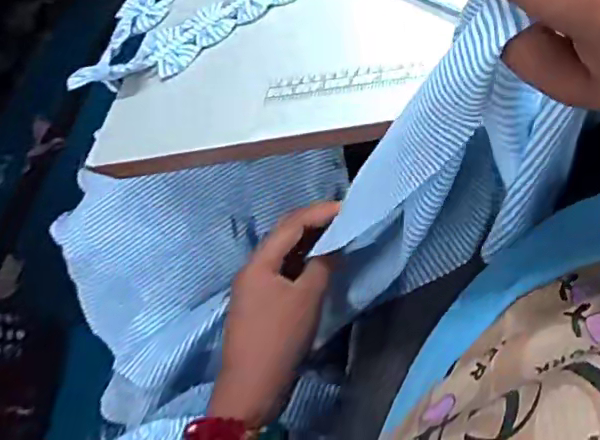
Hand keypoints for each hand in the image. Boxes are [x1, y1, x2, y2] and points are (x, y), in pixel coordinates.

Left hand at [206, 203, 341, 423]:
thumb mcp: (308, 296)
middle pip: (285, 233)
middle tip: (344, 215)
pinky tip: (322, 258)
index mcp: (259, 263)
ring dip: (310, 239)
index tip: (348, 207)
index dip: (321, 212)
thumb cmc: (279, 339)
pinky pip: (284, 266)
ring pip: (285, 250)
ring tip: (337, 232)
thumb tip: (336, 244)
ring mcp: (255, 286)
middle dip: (314, 220)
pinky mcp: (261, 301)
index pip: (292, 224)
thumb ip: (324, 263)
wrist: (250, 392)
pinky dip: (304, 257)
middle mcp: (253, 269)